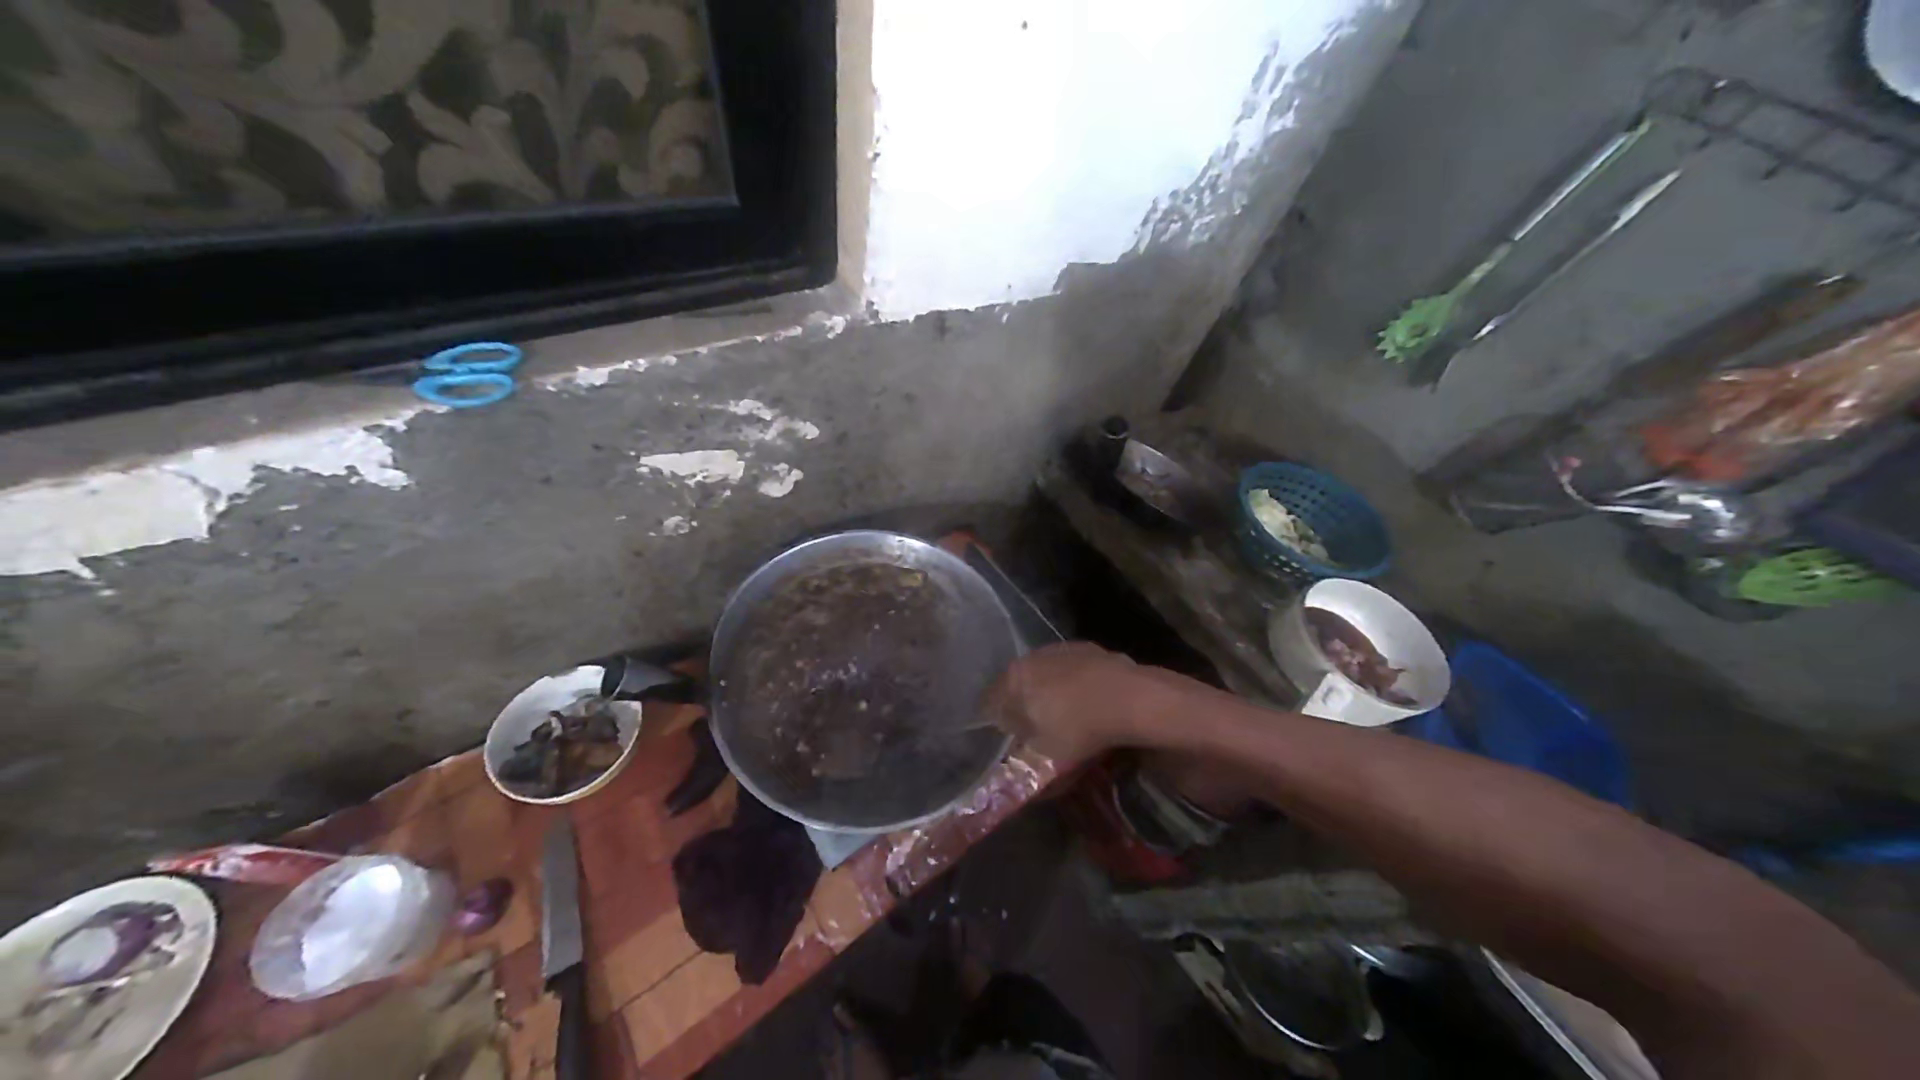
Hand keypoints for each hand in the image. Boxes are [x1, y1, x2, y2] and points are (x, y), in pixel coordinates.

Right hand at [983, 642, 1190, 760]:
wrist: (1130, 700)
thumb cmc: (1077, 731)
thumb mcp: (1043, 763)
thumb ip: (1019, 771)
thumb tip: (1008, 781)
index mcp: (1011, 680)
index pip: (988, 704)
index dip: (995, 727)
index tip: (1007, 746)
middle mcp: (1031, 658)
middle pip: (1017, 688)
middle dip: (1023, 710)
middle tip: (1038, 737)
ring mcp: (1062, 650)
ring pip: (1046, 677)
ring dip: (1050, 696)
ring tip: (1068, 721)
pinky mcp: (1090, 649)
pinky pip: (1072, 672)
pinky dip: (1075, 687)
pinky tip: (1091, 705)